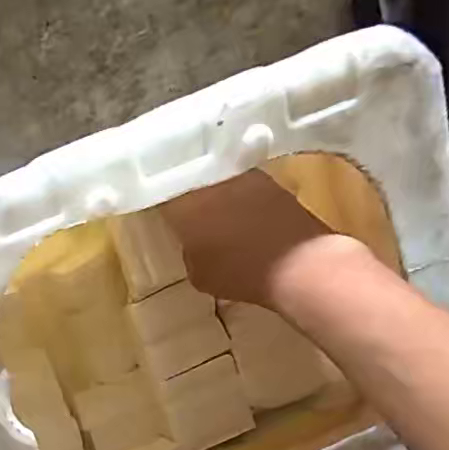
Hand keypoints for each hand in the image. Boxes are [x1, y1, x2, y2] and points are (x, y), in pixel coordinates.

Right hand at [158, 168, 354, 305]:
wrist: (301, 264)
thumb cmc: (239, 272)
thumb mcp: (198, 272)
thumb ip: (189, 250)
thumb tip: (195, 241)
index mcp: (185, 203)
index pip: (158, 192)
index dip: (151, 197)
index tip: (147, 205)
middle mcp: (213, 181)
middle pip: (189, 178)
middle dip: (182, 190)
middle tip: (176, 205)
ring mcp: (245, 177)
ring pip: (217, 179)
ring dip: (211, 192)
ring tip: (207, 210)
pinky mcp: (272, 183)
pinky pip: (242, 186)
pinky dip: (236, 198)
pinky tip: (236, 215)